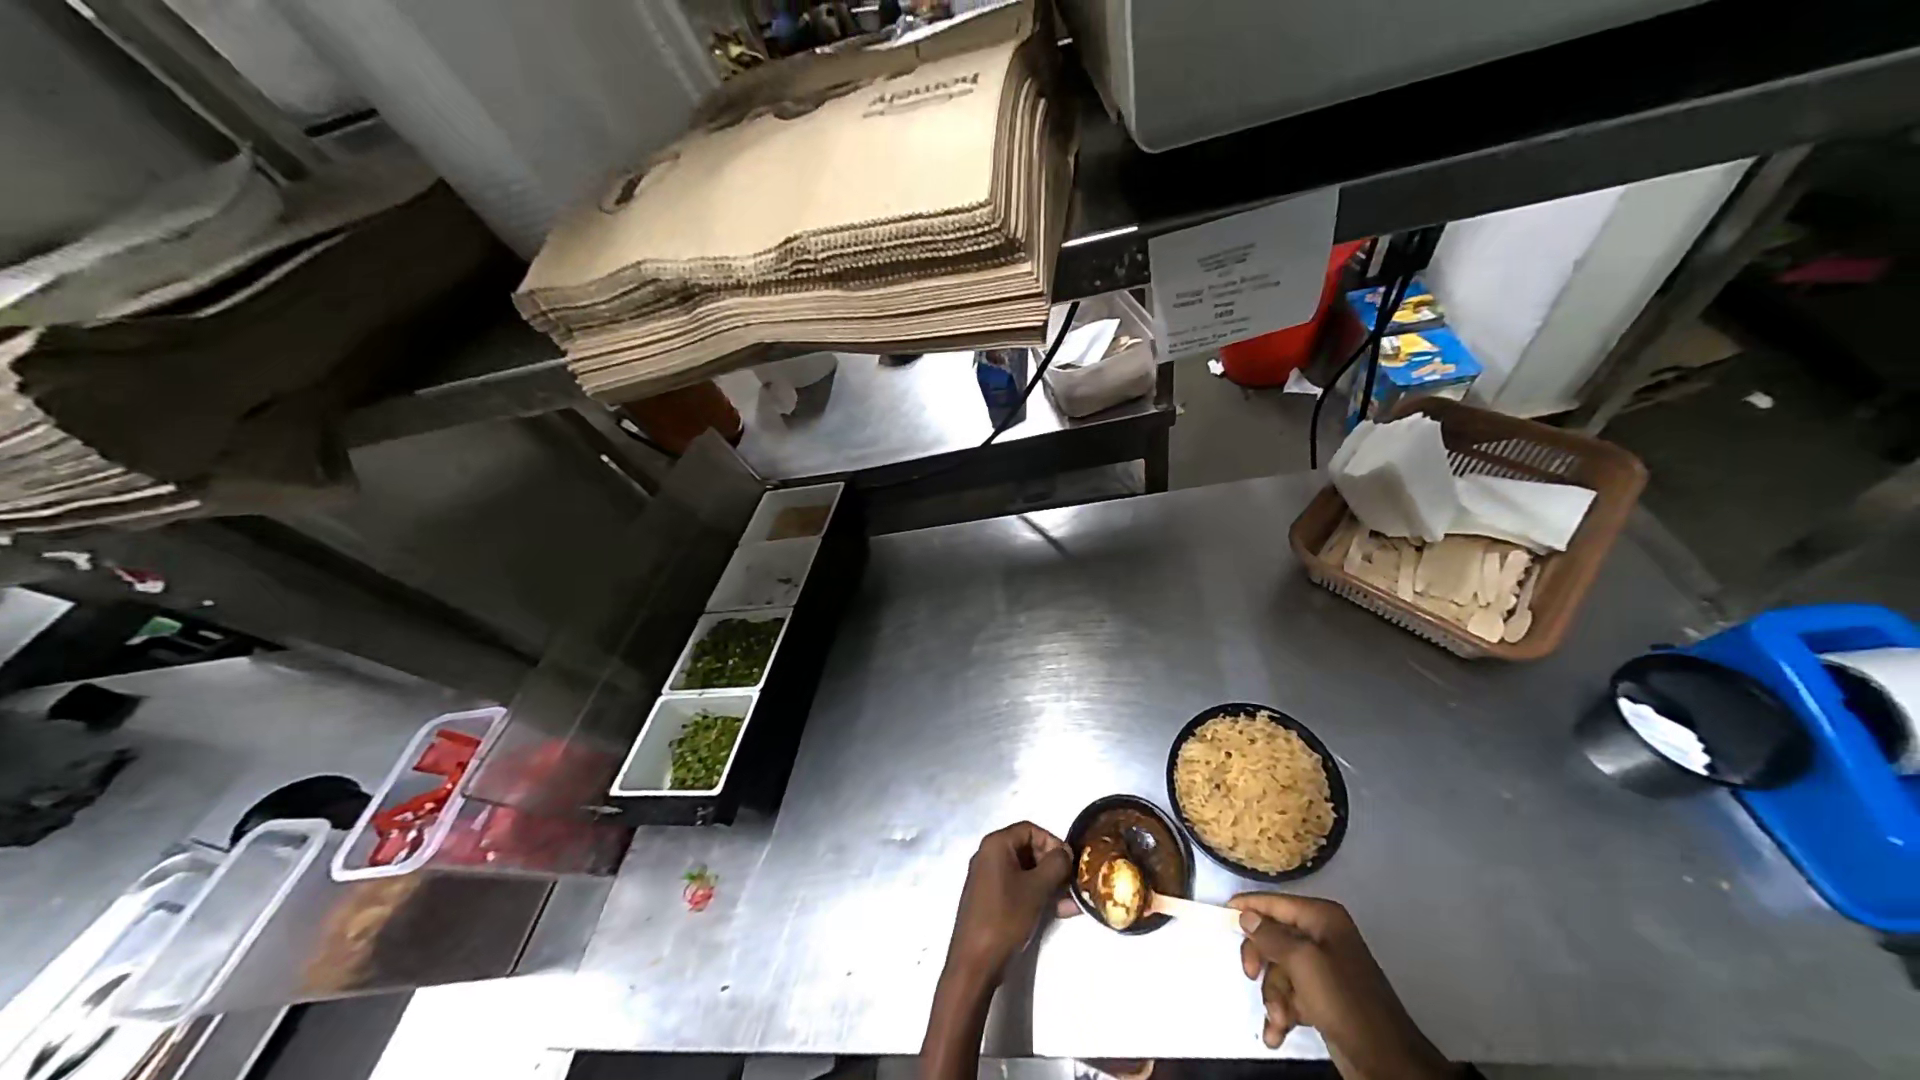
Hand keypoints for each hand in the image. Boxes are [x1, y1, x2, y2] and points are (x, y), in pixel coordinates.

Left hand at [945, 822, 1072, 979]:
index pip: (1030, 829)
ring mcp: (988, 878)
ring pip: (1026, 871)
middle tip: (1071, 882)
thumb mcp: (1037, 888)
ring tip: (1072, 901)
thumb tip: (1066, 852)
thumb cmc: (1005, 916)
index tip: (1069, 862)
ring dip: (1050, 883)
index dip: (1053, 841)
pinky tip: (1061, 912)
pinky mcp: (991, 899)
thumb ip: (1056, 864)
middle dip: (1053, 865)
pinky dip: (1038, 895)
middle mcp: (989, 856)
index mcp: (996, 845)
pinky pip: (1018, 888)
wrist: (975, 962)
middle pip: (1028, 849)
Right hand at [1229, 893, 1452, 1079]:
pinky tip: (1277, 1032)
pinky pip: (1289, 995)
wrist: (1386, 1062)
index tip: (1223, 912)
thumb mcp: (1303, 962)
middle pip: (1272, 937)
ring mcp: (1323, 970)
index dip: (1249, 906)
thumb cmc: (1344, 1001)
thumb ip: (1270, 936)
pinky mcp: (1322, 999)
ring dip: (1273, 996)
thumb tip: (1246, 915)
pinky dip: (1281, 1012)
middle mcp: (1322, 938)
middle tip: (1251, 975)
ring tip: (1278, 1019)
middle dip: (1262, 963)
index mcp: (1322, 919)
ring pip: (1278, 970)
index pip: (1276, 903)